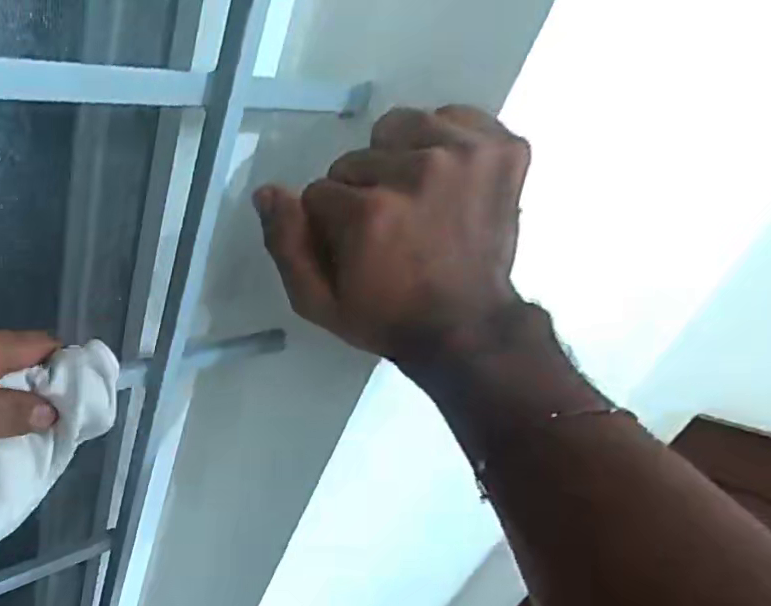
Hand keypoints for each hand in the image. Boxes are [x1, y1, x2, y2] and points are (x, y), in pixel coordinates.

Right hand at [252, 105, 531, 369]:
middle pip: (356, 158)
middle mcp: (419, 171)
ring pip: (400, 129)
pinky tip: (441, 181)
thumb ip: (287, 245)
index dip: (324, 223)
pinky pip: (453, 117)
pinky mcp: (503, 146)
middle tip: (380, 230)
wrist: (463, 324)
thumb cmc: (382, 317)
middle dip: (357, 192)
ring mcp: (467, 154)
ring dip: (393, 160)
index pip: (317, 192)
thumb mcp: (316, 301)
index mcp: (369, 213)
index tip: (346, 248)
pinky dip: (440, 143)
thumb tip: (267, 193)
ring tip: (408, 199)